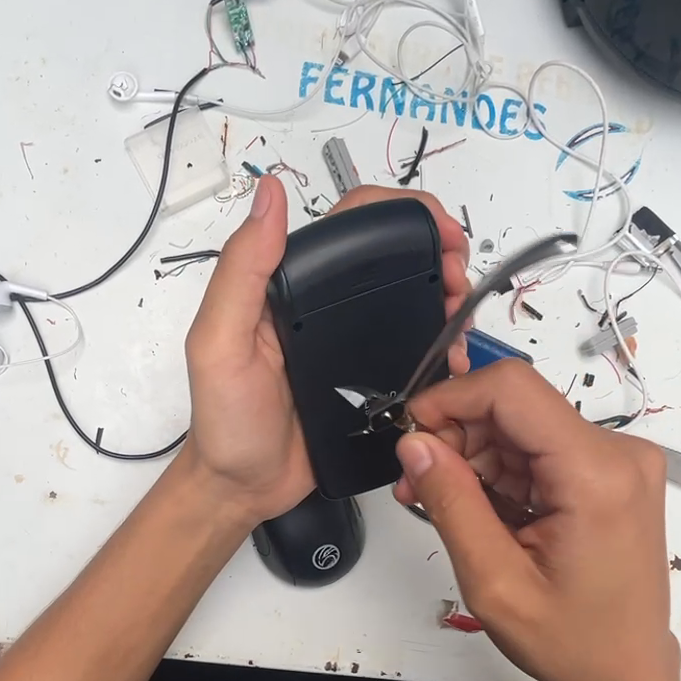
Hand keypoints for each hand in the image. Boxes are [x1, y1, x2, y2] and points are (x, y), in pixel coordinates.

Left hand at [179, 182, 471, 524]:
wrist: (245, 487)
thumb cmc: (226, 421)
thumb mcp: (220, 344)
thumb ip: (242, 272)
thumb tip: (270, 193)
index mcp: (289, 288)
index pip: (347, 227)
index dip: (400, 215)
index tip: (443, 232)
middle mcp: (322, 308)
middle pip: (389, 260)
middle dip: (435, 256)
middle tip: (458, 283)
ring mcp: (348, 345)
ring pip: (407, 303)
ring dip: (442, 299)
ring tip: (460, 318)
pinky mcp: (368, 381)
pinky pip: (408, 352)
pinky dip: (435, 346)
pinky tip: (450, 356)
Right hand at [392, 362, 680, 680]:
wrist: (628, 673)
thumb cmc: (570, 641)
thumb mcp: (494, 581)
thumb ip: (451, 503)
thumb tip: (413, 442)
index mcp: (596, 476)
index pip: (513, 389)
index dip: (450, 398)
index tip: (409, 435)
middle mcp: (618, 454)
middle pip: (515, 406)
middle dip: (455, 435)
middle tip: (415, 485)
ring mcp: (618, 462)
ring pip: (521, 426)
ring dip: (471, 456)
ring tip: (438, 503)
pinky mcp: (610, 474)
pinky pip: (538, 449)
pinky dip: (498, 471)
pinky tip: (475, 507)